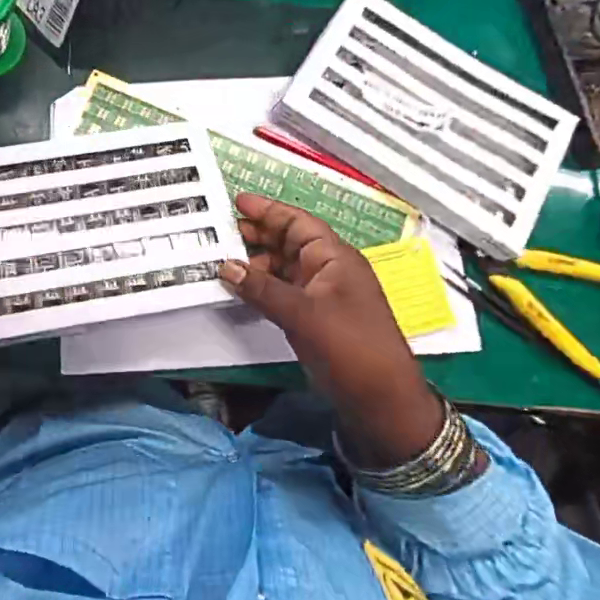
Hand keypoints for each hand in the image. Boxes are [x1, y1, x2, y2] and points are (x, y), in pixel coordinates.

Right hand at [221, 192, 440, 465]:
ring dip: (254, 262)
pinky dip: (259, 286)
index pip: (298, 223)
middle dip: (257, 234)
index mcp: (334, 258)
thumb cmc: (350, 346)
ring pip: (281, 267)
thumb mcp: (302, 313)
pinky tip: (238, 287)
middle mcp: (327, 270)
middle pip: (288, 242)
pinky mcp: (310, 316)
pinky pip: (279, 290)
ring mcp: (318, 294)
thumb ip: (261, 288)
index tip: (238, 201)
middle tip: (221, 229)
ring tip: (221, 259)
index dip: (269, 210)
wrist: (378, 397)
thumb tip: (226, 267)